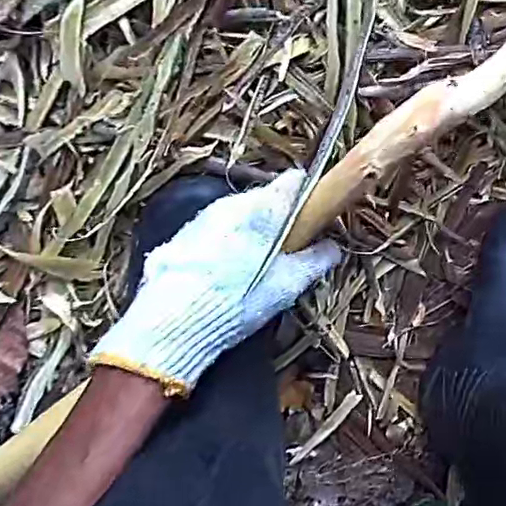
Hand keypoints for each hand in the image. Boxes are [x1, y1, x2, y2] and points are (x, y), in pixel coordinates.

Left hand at [90, 169, 341, 393]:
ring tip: (252, 268)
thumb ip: (315, 261)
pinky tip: (222, 275)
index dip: (308, 196)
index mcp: (262, 208)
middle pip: (265, 198)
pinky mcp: (181, 235)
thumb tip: (334, 248)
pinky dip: (223, 244)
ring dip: (249, 232)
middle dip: (278, 219)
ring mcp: (203, 217)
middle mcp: (231, 203)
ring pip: (237, 215)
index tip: (314, 218)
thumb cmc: (238, 300)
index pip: (294, 182)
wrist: (171, 323)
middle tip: (286, 253)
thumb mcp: (287, 286)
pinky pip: (213, 231)